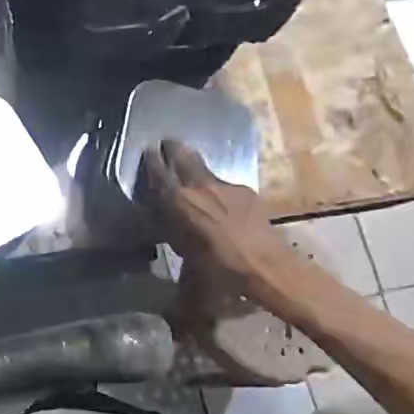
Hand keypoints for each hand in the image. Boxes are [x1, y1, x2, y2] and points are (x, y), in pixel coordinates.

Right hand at [141, 139, 295, 300]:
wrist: (264, 267)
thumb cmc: (218, 268)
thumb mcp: (184, 254)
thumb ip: (173, 230)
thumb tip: (167, 222)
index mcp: (179, 201)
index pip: (159, 172)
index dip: (152, 159)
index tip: (149, 150)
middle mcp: (201, 186)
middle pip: (183, 155)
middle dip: (174, 149)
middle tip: (167, 145)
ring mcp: (226, 186)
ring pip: (206, 170)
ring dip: (197, 171)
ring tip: (195, 179)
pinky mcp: (247, 191)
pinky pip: (226, 187)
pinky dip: (219, 192)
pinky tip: (224, 207)